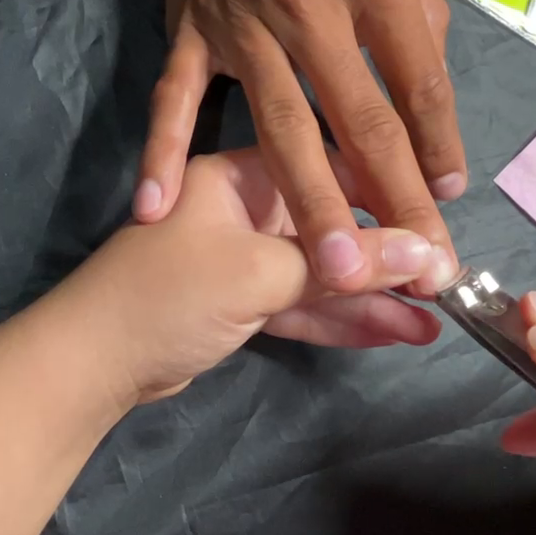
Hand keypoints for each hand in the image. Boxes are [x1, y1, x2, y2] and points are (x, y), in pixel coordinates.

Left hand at [54, 148, 447, 405]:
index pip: (328, 172)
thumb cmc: (168, 294)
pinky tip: (391, 333)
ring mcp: (244, 259)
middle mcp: (246, 209)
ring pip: (319, 274)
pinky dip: (339, 321)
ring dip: (369, 298)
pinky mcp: (241, 303)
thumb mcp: (258, 272)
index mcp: (241, 176)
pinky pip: (301, 305)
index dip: (386, 200)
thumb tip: (426, 256)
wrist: (92, 362)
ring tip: (432, 320)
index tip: (437, 229)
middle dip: (385, 259)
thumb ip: (341, 264)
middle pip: (330, 227)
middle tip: (443, 284)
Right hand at [130, 0, 464, 295]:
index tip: (447, 203)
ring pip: (282, 129)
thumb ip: (415, 19)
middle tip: (419, 269)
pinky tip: (154, 208)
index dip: (439, 149)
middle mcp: (311, 8)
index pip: (418, 83)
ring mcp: (242, 27)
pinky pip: (175, 101)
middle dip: (394, 200)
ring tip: (334, 272)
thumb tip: (426, 103)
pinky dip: (161, 153)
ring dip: (311, 204)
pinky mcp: (190, 35)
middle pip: (360, 121)